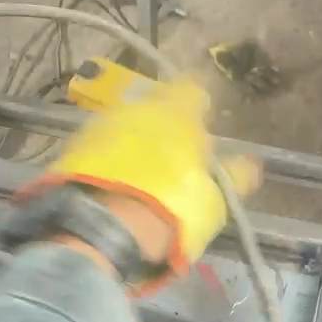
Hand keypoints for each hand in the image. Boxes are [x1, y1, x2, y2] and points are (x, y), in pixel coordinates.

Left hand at [24, 78, 257, 286]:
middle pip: (155, 106)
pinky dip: (113, 159)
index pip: (193, 88)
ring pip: (126, 125)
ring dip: (137, 141)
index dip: (201, 102)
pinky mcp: (71, 151)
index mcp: (176, 112)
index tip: (207, 121)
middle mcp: (135, 108)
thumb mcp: (216, 201)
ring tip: (147, 172)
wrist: (101, 233)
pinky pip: (102, 148)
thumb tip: (250, 163)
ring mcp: (99, 127)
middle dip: (166, 123)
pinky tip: (120, 183)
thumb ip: (235, 175)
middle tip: (178, 152)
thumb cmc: (172, 210)